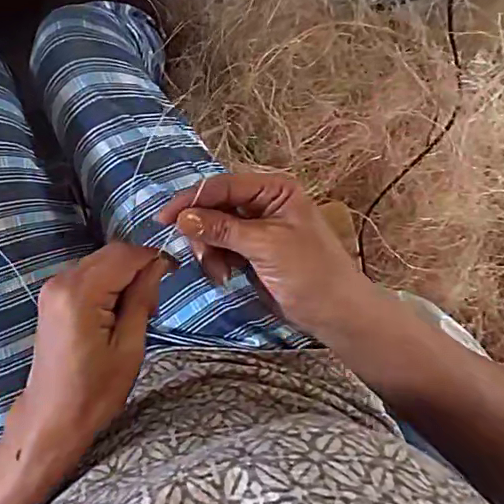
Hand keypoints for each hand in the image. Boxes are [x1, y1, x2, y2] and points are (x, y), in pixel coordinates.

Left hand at [0, 242, 171, 485]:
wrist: (52, 415)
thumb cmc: (94, 391)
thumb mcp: (128, 347)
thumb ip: (141, 299)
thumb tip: (158, 264)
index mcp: (79, 293)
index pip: (122, 255)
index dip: (152, 257)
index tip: (175, 271)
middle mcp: (61, 280)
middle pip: (109, 254)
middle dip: (137, 268)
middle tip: (153, 306)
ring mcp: (53, 286)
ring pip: (99, 262)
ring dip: (123, 276)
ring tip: (136, 313)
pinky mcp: (52, 295)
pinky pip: (86, 275)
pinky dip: (107, 283)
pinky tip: (116, 312)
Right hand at [155, 173, 373, 331]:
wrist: (338, 317)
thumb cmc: (311, 274)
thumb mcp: (265, 246)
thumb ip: (221, 229)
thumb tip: (181, 218)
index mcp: (273, 189)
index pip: (222, 186)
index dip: (191, 200)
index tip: (165, 218)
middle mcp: (262, 202)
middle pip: (212, 206)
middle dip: (201, 231)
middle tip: (199, 255)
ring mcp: (254, 226)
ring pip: (210, 227)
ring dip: (208, 250)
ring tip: (218, 273)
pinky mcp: (249, 249)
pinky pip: (217, 246)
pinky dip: (214, 260)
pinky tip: (225, 276)